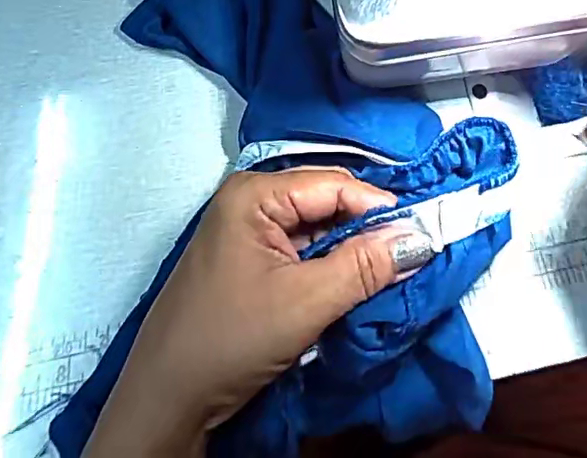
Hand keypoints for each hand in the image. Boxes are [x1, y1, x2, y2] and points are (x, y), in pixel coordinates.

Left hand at [85, 168, 436, 456]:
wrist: (165, 401)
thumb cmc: (228, 341)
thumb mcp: (304, 303)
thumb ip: (363, 266)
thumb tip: (417, 237)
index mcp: (254, 192)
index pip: (332, 185)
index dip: (378, 206)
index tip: (422, 230)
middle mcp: (250, 198)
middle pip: (325, 200)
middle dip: (366, 226)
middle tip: (411, 250)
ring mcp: (247, 226)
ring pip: (316, 224)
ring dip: (350, 246)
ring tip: (389, 265)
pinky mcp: (250, 255)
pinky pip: (301, 245)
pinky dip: (330, 260)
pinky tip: (353, 277)